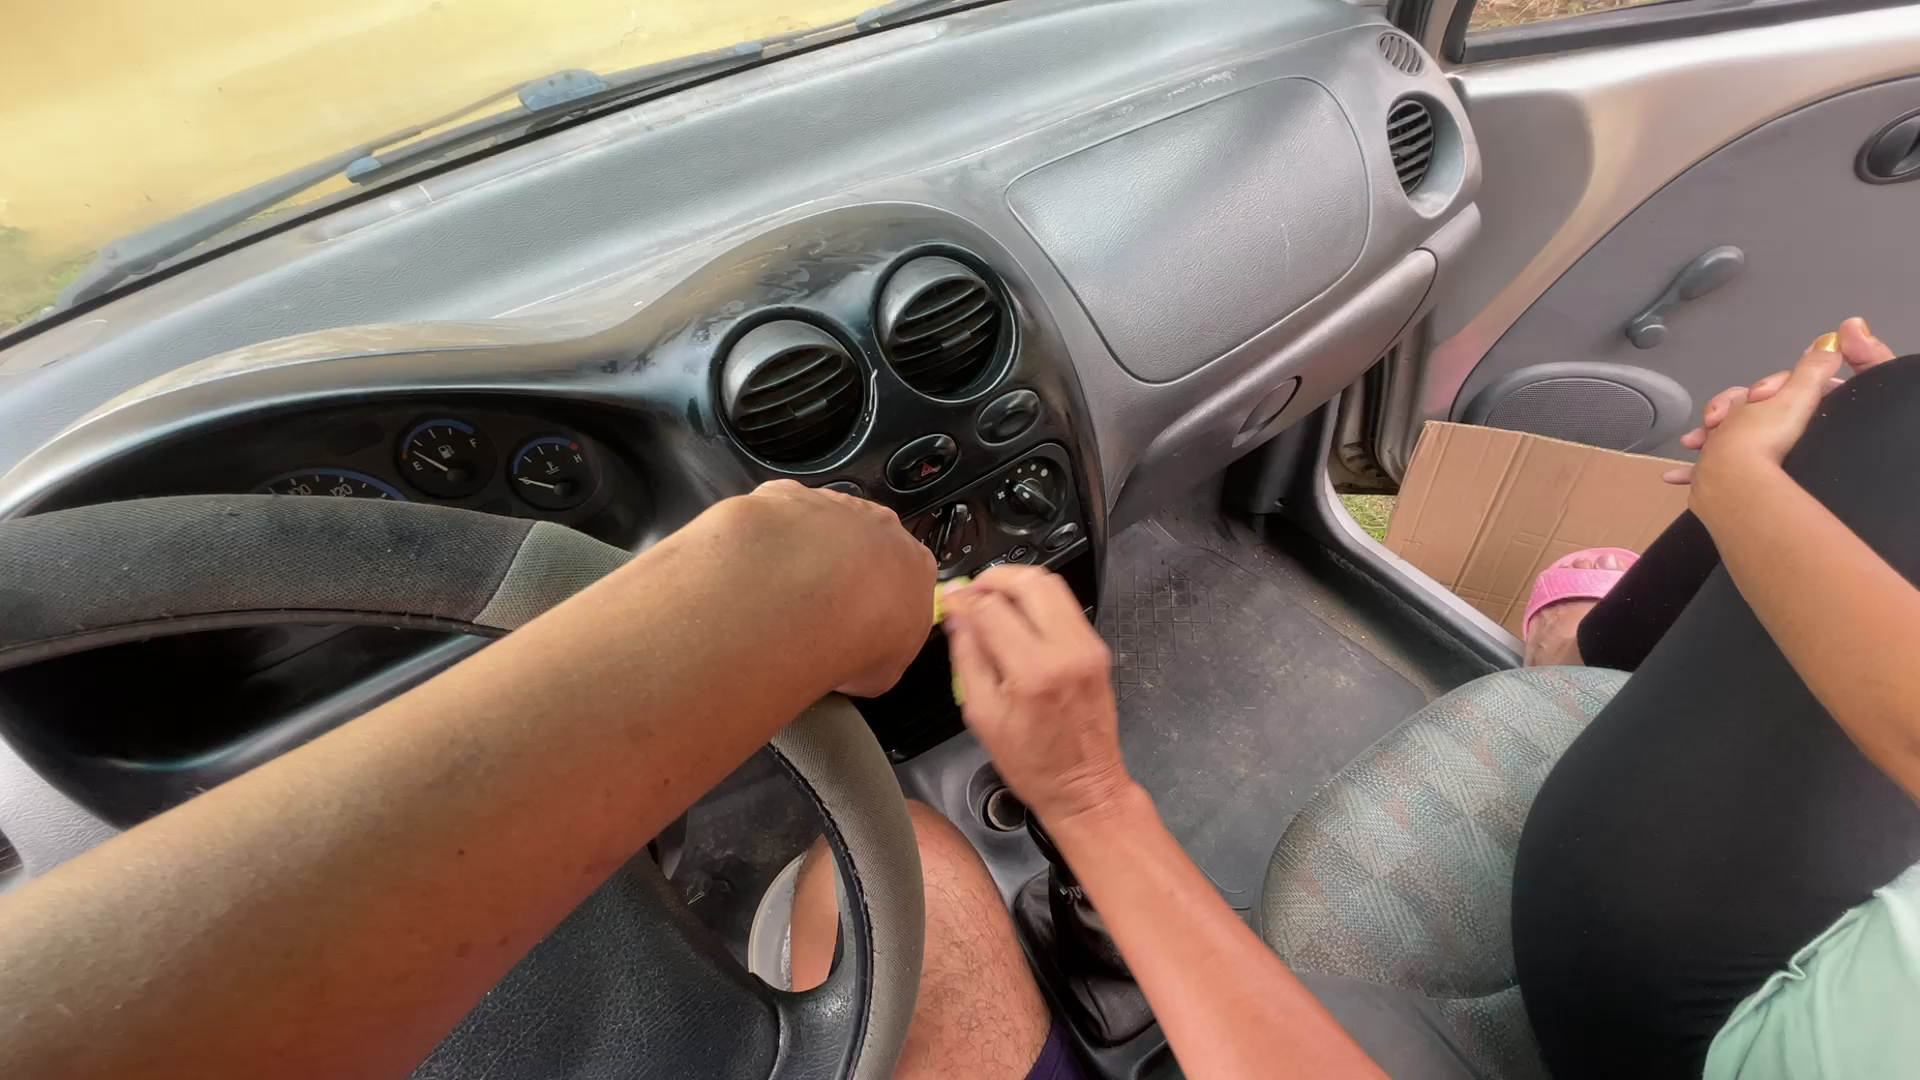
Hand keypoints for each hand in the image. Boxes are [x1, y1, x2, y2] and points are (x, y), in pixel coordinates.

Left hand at [717, 480, 935, 696]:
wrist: (805, 601)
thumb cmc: (856, 633)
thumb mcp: (884, 674)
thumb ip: (881, 657)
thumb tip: (860, 665)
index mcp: (917, 565)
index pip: (908, 580)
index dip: (884, 606)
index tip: (865, 628)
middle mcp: (881, 526)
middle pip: (867, 546)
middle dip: (846, 574)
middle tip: (821, 614)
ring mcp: (834, 504)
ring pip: (821, 527)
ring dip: (807, 555)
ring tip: (784, 598)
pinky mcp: (787, 495)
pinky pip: (778, 515)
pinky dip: (768, 539)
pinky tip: (759, 571)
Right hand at [942, 565, 1132, 825]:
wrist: (1086, 786)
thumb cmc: (1033, 764)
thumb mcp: (982, 716)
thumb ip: (968, 658)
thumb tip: (957, 619)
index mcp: (1033, 671)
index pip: (991, 609)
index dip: (964, 598)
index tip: (950, 599)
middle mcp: (1066, 650)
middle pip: (1030, 581)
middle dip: (994, 577)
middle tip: (972, 590)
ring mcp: (1088, 646)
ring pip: (1052, 585)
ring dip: (1017, 583)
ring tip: (992, 598)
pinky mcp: (1097, 648)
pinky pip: (1065, 605)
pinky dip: (1037, 600)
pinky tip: (1017, 616)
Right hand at [1686, 340, 1847, 526]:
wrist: (1731, 480)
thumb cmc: (1758, 438)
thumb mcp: (1794, 394)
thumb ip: (1813, 367)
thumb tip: (1829, 343)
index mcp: (1791, 413)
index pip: (1772, 391)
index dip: (1759, 391)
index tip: (1755, 398)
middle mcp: (1773, 434)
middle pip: (1742, 412)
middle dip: (1721, 413)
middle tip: (1715, 421)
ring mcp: (1748, 456)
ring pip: (1720, 437)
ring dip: (1702, 437)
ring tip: (1694, 443)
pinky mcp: (1728, 477)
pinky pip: (1706, 468)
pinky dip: (1689, 471)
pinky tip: (1676, 474)